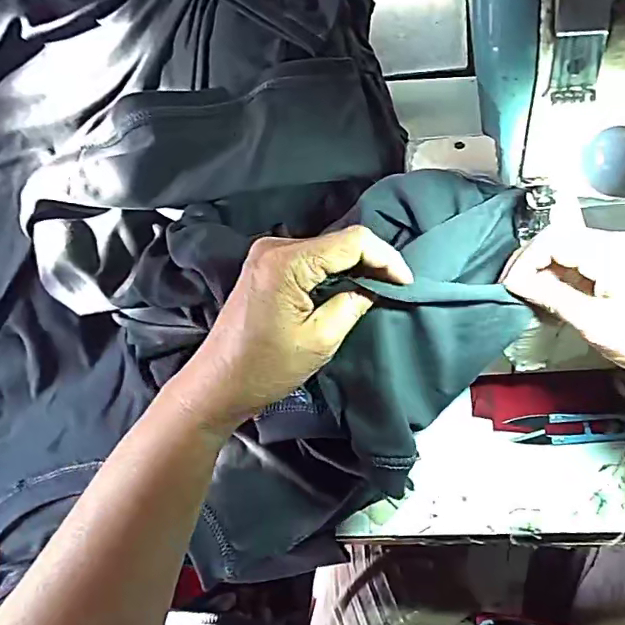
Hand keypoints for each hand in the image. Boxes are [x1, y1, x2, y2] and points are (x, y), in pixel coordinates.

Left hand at [169, 226, 412, 431]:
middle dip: (372, 261)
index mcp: (287, 262)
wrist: (218, 383)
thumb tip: (374, 287)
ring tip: (377, 290)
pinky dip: (333, 271)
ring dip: (353, 266)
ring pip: (327, 249)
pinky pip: (310, 259)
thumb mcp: (321, 339)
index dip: (386, 258)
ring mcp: (266, 254)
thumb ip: (354, 303)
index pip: (353, 241)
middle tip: (395, 287)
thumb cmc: (265, 368)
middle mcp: (273, 247)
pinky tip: (349, 288)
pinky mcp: (264, 266)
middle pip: (340, 241)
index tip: (405, 283)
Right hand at [503, 226, 624, 396]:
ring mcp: (619, 258)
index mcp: (612, 250)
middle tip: (514, 292)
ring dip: (545, 277)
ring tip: (530, 301)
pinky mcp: (619, 273)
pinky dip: (561, 284)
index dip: (525, 263)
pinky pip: (580, 269)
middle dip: (531, 267)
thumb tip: (519, 283)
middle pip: (558, 243)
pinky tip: (552, 302)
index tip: (511, 286)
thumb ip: (552, 297)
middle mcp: (616, 246)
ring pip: (566, 256)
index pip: (552, 240)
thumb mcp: (594, 322)